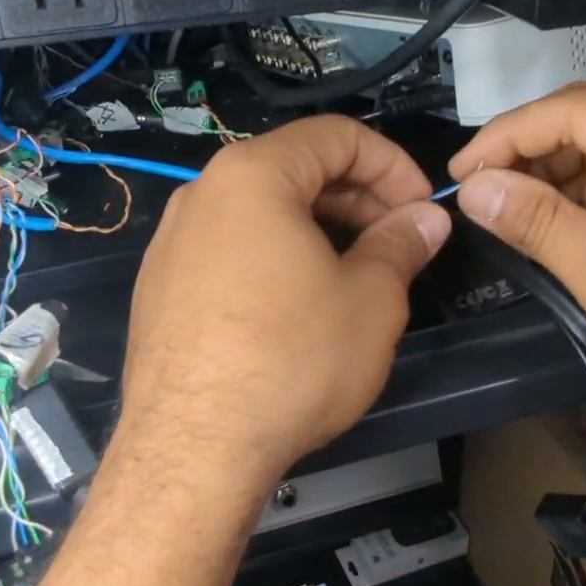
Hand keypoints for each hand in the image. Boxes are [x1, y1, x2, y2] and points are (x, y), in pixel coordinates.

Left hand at [118, 116, 451, 485]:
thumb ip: (401, 244)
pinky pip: (229, 251)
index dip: (392, 164)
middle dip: (356, 199)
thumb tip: (425, 218)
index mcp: (252, 176)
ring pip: (260, 213)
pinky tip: (299, 307)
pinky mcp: (159, 289)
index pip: (335, 136)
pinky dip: (275, 259)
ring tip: (356, 276)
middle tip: (397, 244)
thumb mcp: (371, 300)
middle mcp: (201, 195)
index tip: (422, 208)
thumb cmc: (292, 361)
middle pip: (293, 170)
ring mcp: (172, 244)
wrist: (192, 450)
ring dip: (318, 231)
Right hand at [448, 84, 585, 418]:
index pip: (576, 110)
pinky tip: (537, 221)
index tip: (458, 174)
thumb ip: (539, 224)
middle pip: (585, 123)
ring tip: (497, 211)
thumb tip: (472, 190)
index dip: (508, 135)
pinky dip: (571, 200)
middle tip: (473, 194)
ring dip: (544, 179)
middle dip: (524, 155)